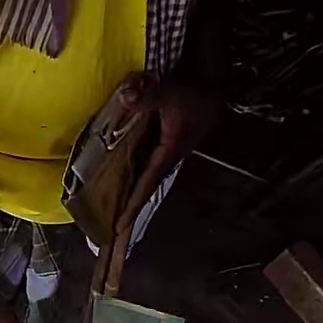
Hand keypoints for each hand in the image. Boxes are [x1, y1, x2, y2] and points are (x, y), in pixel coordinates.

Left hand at [117, 74, 221, 228]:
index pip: (145, 187)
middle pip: (141, 191)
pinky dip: (132, 181)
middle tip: (110, 231)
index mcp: (167, 155)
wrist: (212, 91)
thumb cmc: (194, 95)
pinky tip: (119, 187)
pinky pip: (143, 169)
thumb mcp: (170, 94)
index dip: (131, 207)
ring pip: (142, 181)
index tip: (119, 227)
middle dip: (127, 211)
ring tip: (112, 216)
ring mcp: (163, 155)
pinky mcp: (161, 148)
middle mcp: (165, 160)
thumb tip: (126, 97)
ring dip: (129, 198)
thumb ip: (147, 97)